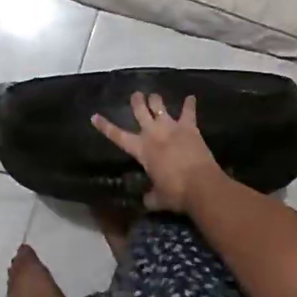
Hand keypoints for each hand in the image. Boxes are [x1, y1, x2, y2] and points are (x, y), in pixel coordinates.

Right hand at [91, 93, 225, 212]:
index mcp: (140, 149)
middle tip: (136, 95)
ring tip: (154, 96)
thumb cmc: (176, 193)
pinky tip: (191, 97)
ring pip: (159, 106)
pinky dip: (190, 104)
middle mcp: (152, 133)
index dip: (105, 126)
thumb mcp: (159, 198)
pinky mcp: (189, 128)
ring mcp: (171, 128)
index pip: (117, 135)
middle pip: (140, 111)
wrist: (202, 186)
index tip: (94, 116)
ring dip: (156, 100)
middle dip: (136, 101)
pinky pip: (189, 113)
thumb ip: (151, 197)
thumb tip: (146, 201)